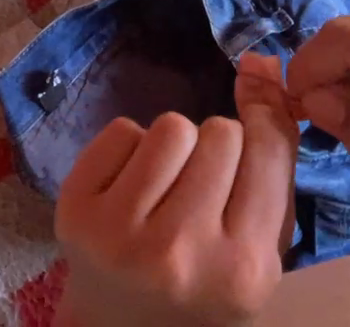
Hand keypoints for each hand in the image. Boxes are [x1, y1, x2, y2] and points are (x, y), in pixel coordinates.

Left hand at [55, 53, 299, 326]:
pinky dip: (131, 148)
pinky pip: (123, 130)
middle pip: (219, 131)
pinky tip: (129, 187)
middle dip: (216, 149)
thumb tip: (263, 63)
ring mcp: (122, 233)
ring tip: (167, 185)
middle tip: (202, 188)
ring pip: (172, 125)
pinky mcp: (75, 210)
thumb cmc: (204, 285)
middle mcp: (182, 251)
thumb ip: (273, 161)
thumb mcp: (258, 244)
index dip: (262, 118)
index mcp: (244, 270)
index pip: (268, 148)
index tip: (253, 108)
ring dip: (176, 145)